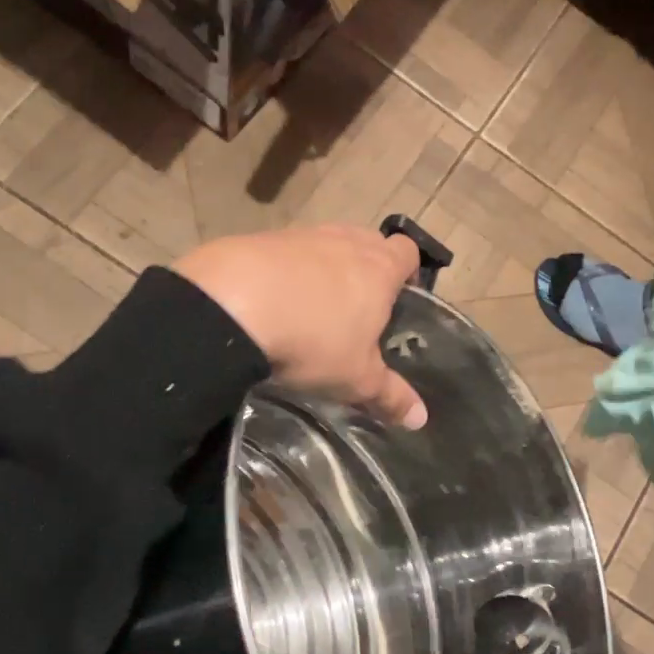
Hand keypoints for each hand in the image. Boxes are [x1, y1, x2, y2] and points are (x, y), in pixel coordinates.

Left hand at [171, 225, 427, 428]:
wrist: (233, 306)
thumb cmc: (313, 341)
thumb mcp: (356, 379)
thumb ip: (390, 396)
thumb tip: (420, 418)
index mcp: (379, 268)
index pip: (408, 252)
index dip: (408, 271)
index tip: (401, 296)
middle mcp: (344, 241)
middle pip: (368, 241)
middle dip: (368, 267)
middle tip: (359, 307)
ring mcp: (301, 236)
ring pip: (326, 244)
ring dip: (326, 269)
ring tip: (315, 307)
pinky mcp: (260, 239)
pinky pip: (286, 253)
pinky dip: (287, 273)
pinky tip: (275, 303)